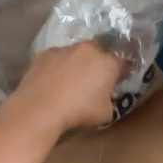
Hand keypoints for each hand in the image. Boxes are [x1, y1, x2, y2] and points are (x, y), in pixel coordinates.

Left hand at [5, 41, 125, 135]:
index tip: (119, 79)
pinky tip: (51, 82)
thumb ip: (110, 101)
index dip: (122, 71)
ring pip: (76, 53)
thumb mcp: (106, 113)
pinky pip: (56, 59)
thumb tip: (105, 97)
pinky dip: (57, 67)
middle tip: (94, 81)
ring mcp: (64, 49)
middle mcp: (88, 49)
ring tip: (69, 83)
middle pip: (99, 52)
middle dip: (99, 64)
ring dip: (77, 64)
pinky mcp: (44, 54)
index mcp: (107, 62)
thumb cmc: (78, 111)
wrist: (40, 109)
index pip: (123, 61)